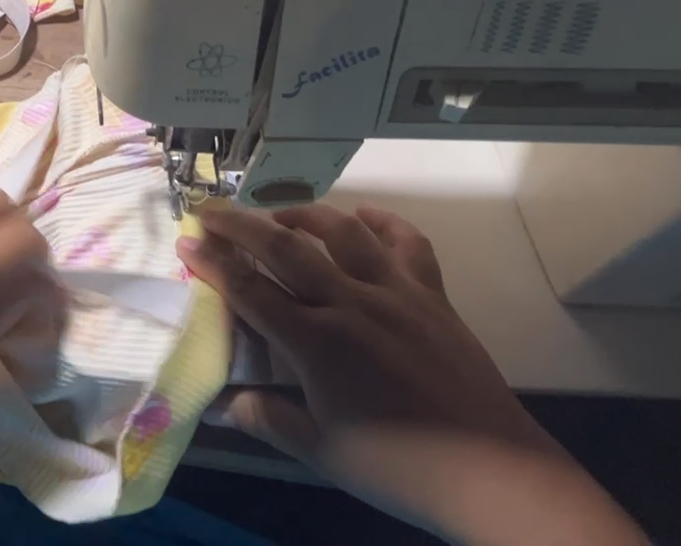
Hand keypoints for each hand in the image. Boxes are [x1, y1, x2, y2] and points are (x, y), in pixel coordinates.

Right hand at [180, 203, 645, 545]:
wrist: (494, 473)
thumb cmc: (400, 468)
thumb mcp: (323, 453)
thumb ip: (268, 420)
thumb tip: (222, 405)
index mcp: (318, 344)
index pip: (251, 290)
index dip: (213, 263)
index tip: (185, 241)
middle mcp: (351, 303)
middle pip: (285, 247)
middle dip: (240, 223)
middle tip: (211, 207)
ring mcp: (395, 292)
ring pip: (342, 232)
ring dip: (303, 214)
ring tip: (278, 215)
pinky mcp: (431, 293)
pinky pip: (407, 242)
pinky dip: (382, 221)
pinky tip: (362, 216)